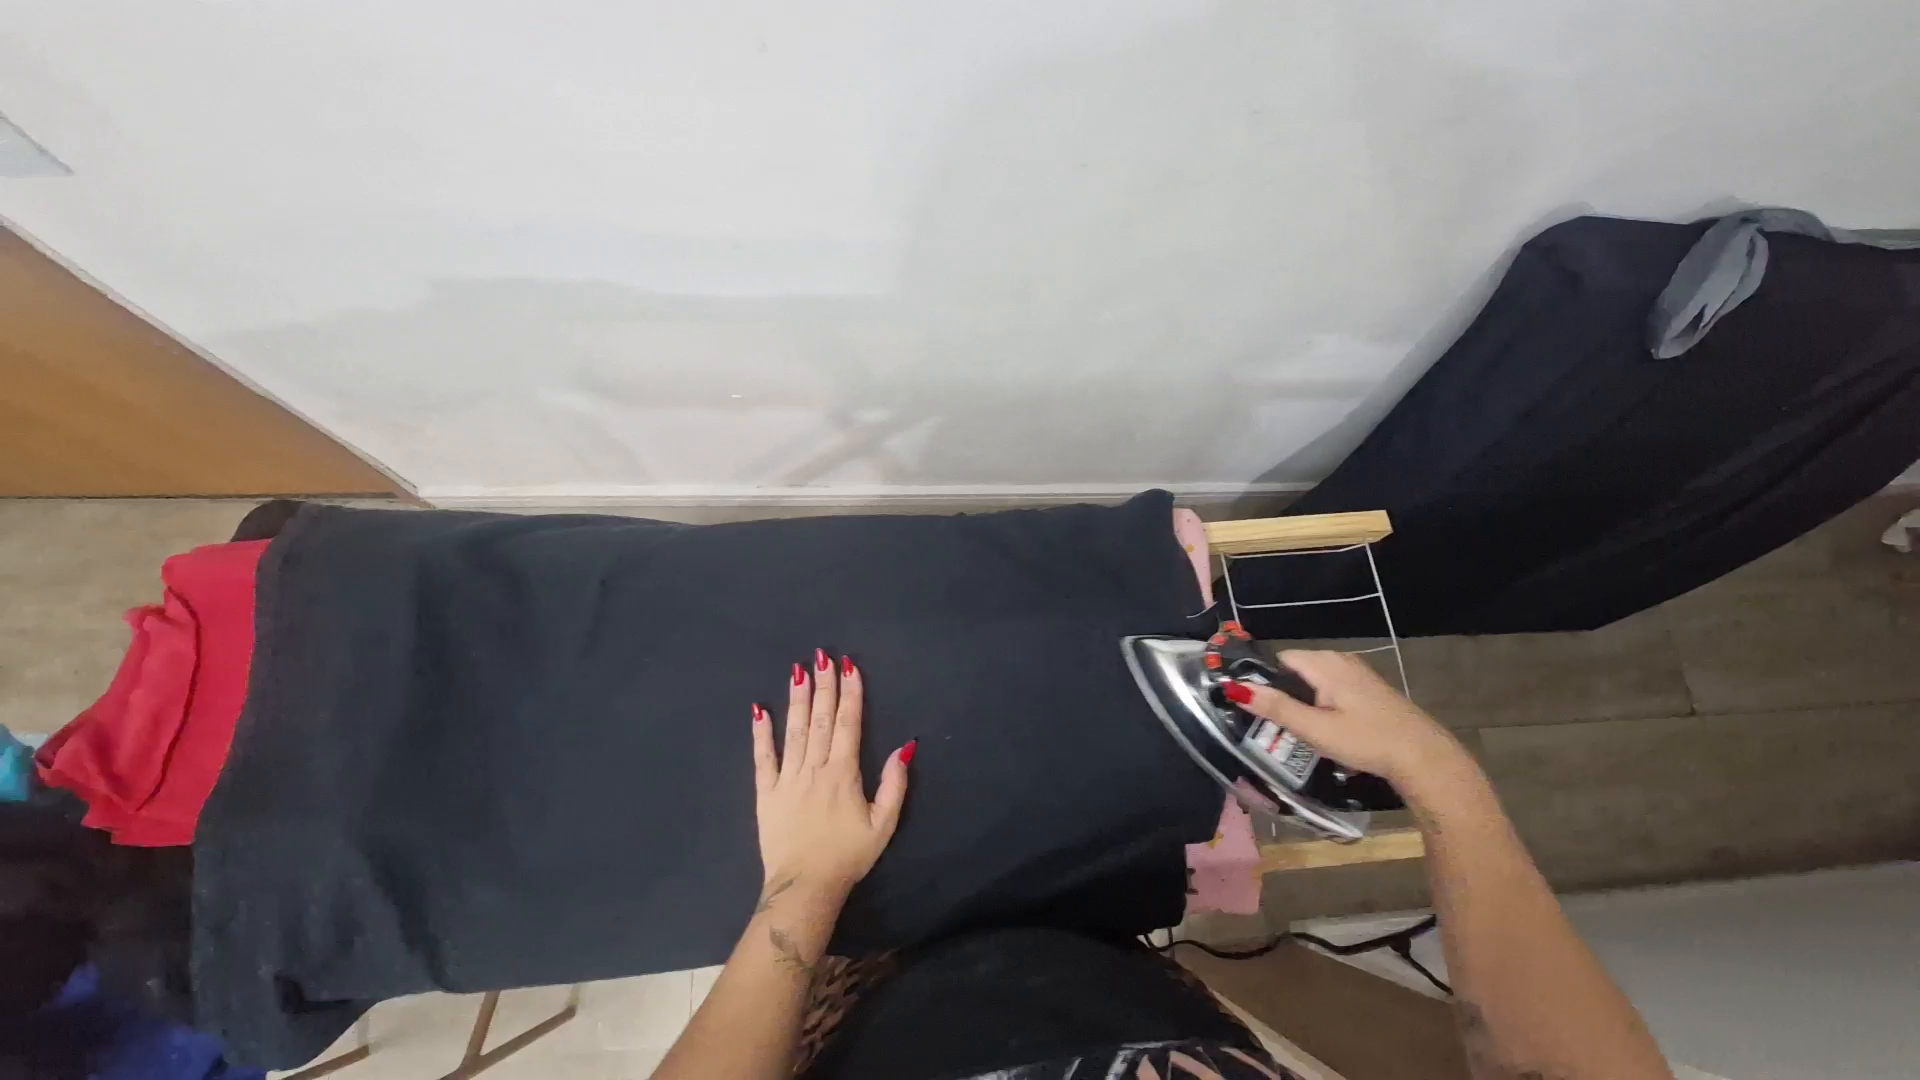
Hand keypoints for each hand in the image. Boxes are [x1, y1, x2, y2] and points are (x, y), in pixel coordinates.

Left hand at [752, 651, 912, 910]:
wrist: (805, 888)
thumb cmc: (848, 856)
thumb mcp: (883, 825)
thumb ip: (894, 785)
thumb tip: (904, 747)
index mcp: (844, 773)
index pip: (848, 724)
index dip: (850, 694)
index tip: (849, 666)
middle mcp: (815, 768)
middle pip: (820, 719)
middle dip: (823, 685)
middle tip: (823, 656)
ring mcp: (787, 778)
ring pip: (794, 731)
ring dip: (797, 699)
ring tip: (799, 670)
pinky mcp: (766, 793)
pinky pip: (763, 758)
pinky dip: (761, 734)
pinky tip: (760, 710)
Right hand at [1226, 649, 1470, 793]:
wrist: (1424, 758)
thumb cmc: (1366, 741)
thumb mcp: (1315, 728)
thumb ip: (1275, 707)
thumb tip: (1235, 688)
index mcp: (1325, 663)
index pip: (1279, 660)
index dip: (1265, 682)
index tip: (1260, 710)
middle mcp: (1340, 660)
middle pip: (1296, 670)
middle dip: (1284, 695)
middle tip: (1280, 728)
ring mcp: (1358, 673)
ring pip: (1314, 682)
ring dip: (1304, 703)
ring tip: (1300, 733)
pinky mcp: (1369, 689)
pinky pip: (1332, 689)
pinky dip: (1323, 706)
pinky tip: (1328, 731)